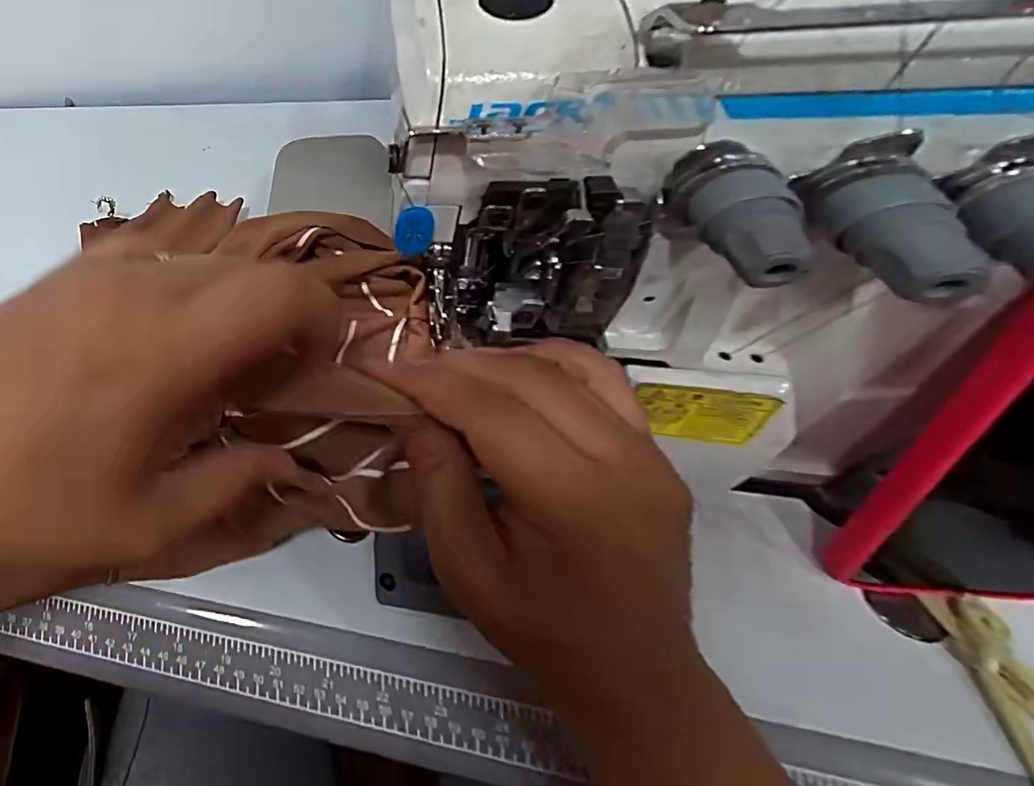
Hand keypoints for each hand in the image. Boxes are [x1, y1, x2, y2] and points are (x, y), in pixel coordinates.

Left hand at [0, 232, 339, 577]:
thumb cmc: (25, 501)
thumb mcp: (142, 522)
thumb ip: (231, 484)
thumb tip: (286, 462)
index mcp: (170, 341)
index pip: (284, 290)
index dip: (322, 319)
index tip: (315, 366)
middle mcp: (143, 283)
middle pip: (251, 267)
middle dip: (283, 312)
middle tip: (266, 376)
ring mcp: (100, 267)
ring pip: (203, 257)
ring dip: (232, 298)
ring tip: (211, 360)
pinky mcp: (68, 270)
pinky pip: (153, 256)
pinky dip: (183, 285)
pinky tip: (155, 336)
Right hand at [369, 343, 693, 673]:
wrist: (632, 672)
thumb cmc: (538, 627)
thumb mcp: (464, 564)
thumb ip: (437, 479)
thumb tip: (413, 410)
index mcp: (574, 499)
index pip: (490, 410)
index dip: (428, 381)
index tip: (379, 366)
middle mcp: (624, 461)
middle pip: (525, 378)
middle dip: (454, 366)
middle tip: (405, 371)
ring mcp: (649, 450)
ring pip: (565, 365)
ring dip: (499, 359)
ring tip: (452, 375)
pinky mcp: (654, 448)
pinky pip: (600, 378)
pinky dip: (547, 364)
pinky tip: (511, 378)